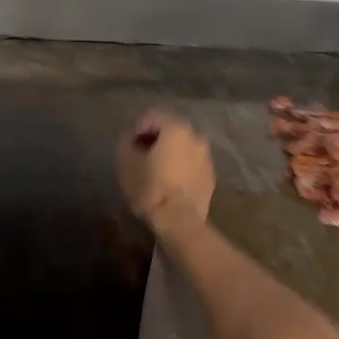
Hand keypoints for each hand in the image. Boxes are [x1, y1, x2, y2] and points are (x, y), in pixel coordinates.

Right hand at [117, 111, 213, 238]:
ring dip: (171, 153)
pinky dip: (182, 167)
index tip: (129, 146)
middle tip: (142, 156)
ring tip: (157, 170)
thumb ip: (126, 144)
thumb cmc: (150, 188)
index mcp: (176, 128)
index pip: (152, 116)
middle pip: (171, 130)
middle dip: (156, 139)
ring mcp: (207, 156)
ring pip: (184, 147)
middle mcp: (196, 136)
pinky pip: (192, 163)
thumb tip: (130, 139)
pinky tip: (171, 182)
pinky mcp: (211, 176)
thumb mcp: (127, 164)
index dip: (137, 129)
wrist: (180, 221)